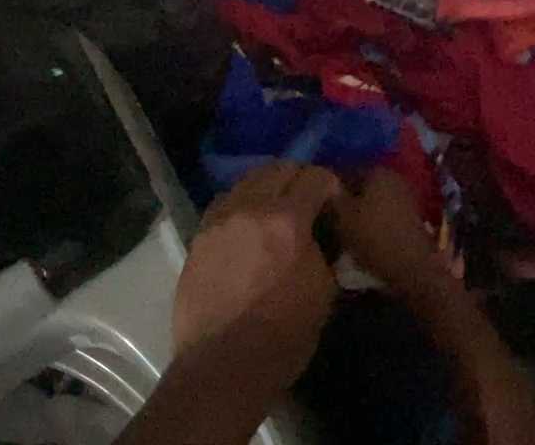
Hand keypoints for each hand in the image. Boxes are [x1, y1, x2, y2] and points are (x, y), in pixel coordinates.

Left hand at [172, 163, 340, 392]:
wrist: (222, 365)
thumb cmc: (282, 336)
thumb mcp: (323, 292)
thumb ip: (323, 249)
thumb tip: (320, 233)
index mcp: (286, 221)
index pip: (312, 177)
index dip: (329, 183)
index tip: (335, 198)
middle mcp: (250, 207)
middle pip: (278, 169)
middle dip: (299, 178)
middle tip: (309, 198)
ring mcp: (220, 218)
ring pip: (248, 180)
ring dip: (269, 185)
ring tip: (278, 207)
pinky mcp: (199, 233)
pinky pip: (225, 201)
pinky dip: (243, 202)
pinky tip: (250, 222)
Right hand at [330, 167, 447, 296]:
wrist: (413, 270)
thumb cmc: (374, 237)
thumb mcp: (342, 215)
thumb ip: (330, 196)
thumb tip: (323, 184)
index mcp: (377, 170)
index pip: (345, 170)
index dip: (329, 187)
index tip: (317, 204)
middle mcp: (394, 178)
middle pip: (360, 187)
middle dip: (345, 201)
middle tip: (328, 219)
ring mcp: (406, 199)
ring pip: (372, 202)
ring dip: (358, 215)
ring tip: (342, 233)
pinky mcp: (411, 220)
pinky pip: (383, 216)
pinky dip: (371, 225)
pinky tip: (360, 240)